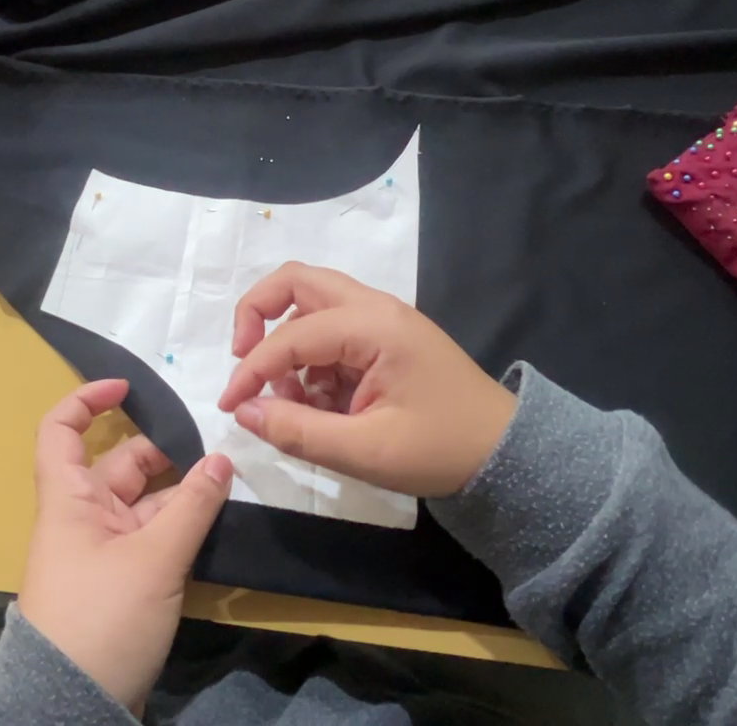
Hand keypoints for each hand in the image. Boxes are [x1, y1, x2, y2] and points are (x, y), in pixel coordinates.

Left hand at [17, 379, 233, 711]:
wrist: (73, 707)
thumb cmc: (102, 617)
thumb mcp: (153, 559)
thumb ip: (192, 507)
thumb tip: (223, 460)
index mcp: (70, 498)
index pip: (62, 430)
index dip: (88, 400)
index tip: (128, 386)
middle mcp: (83, 515)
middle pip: (122, 464)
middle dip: (166, 453)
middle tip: (216, 447)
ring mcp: (103, 549)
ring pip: (144, 502)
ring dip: (182, 493)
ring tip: (228, 482)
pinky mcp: (121, 580)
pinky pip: (151, 535)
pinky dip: (180, 526)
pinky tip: (216, 522)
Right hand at [217, 262, 517, 497]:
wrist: (508, 454)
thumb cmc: (442, 451)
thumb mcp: (366, 452)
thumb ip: (298, 431)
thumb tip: (243, 413)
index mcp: (373, 326)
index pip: (290, 335)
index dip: (251, 370)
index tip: (228, 407)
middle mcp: (374, 307)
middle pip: (296, 281)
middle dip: (258, 316)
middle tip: (246, 361)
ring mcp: (380, 318)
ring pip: (311, 302)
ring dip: (287, 341)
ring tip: (293, 401)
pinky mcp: (384, 336)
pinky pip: (330, 330)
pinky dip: (311, 358)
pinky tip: (321, 404)